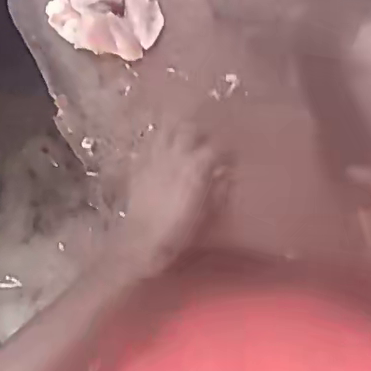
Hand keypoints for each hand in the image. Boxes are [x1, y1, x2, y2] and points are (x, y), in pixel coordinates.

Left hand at [117, 125, 220, 272]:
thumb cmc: (179, 231)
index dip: (227, 151)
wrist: (142, 241)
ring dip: (178, 131)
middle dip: (202, 134)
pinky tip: (163, 149)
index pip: (217, 147)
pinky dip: (159, 141)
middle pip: (190, 129)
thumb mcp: (207, 213)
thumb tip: (227, 176)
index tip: (232, 159)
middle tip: (207, 144)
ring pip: (167, 130)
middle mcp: (176, 155)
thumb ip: (220, 189)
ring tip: (184, 139)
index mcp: (196, 167)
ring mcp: (155, 157)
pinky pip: (150, 143)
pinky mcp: (139, 164)